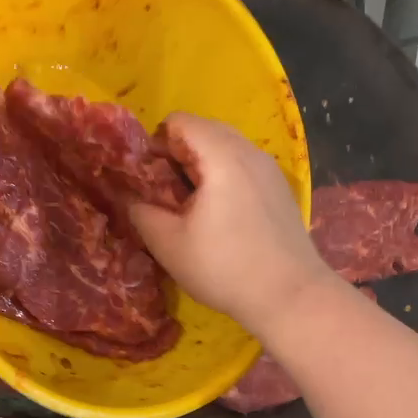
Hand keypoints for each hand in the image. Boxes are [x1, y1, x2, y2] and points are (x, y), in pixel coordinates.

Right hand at [130, 113, 334, 330]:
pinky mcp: (280, 189)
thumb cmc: (224, 267)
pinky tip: (218, 216)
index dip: (156, 142)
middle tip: (164, 192)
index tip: (148, 177)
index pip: (180, 121)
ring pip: (226, 148)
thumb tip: (128, 196)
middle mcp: (250, 152)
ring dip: (200, 166)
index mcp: (222, 156)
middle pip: (204, 130)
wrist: (290, 296)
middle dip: (177, 153)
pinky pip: (243, 166)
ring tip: (188, 205)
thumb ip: (141, 211)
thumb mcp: (168, 243)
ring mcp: (269, 169)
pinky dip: (223, 176)